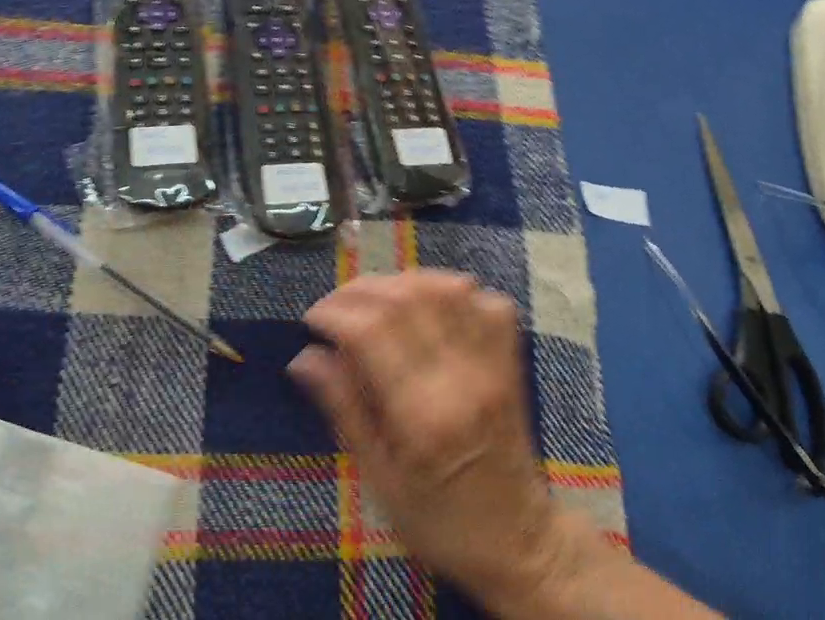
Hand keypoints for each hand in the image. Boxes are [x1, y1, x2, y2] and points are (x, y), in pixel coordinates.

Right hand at [291, 273, 569, 596]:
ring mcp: (494, 365)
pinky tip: (425, 307)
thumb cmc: (440, 522)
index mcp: (423, 416)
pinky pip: (484, 302)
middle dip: (358, 291)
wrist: (520, 542)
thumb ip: (344, 409)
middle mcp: (463, 378)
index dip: (334, 313)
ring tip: (372, 303)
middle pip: (406, 299)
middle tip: (333, 309)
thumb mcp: (379, 479)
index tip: (312, 323)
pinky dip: (450, 292)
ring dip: (400, 283)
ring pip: (445, 289)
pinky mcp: (511, 361)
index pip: (372, 332)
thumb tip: (304, 357)